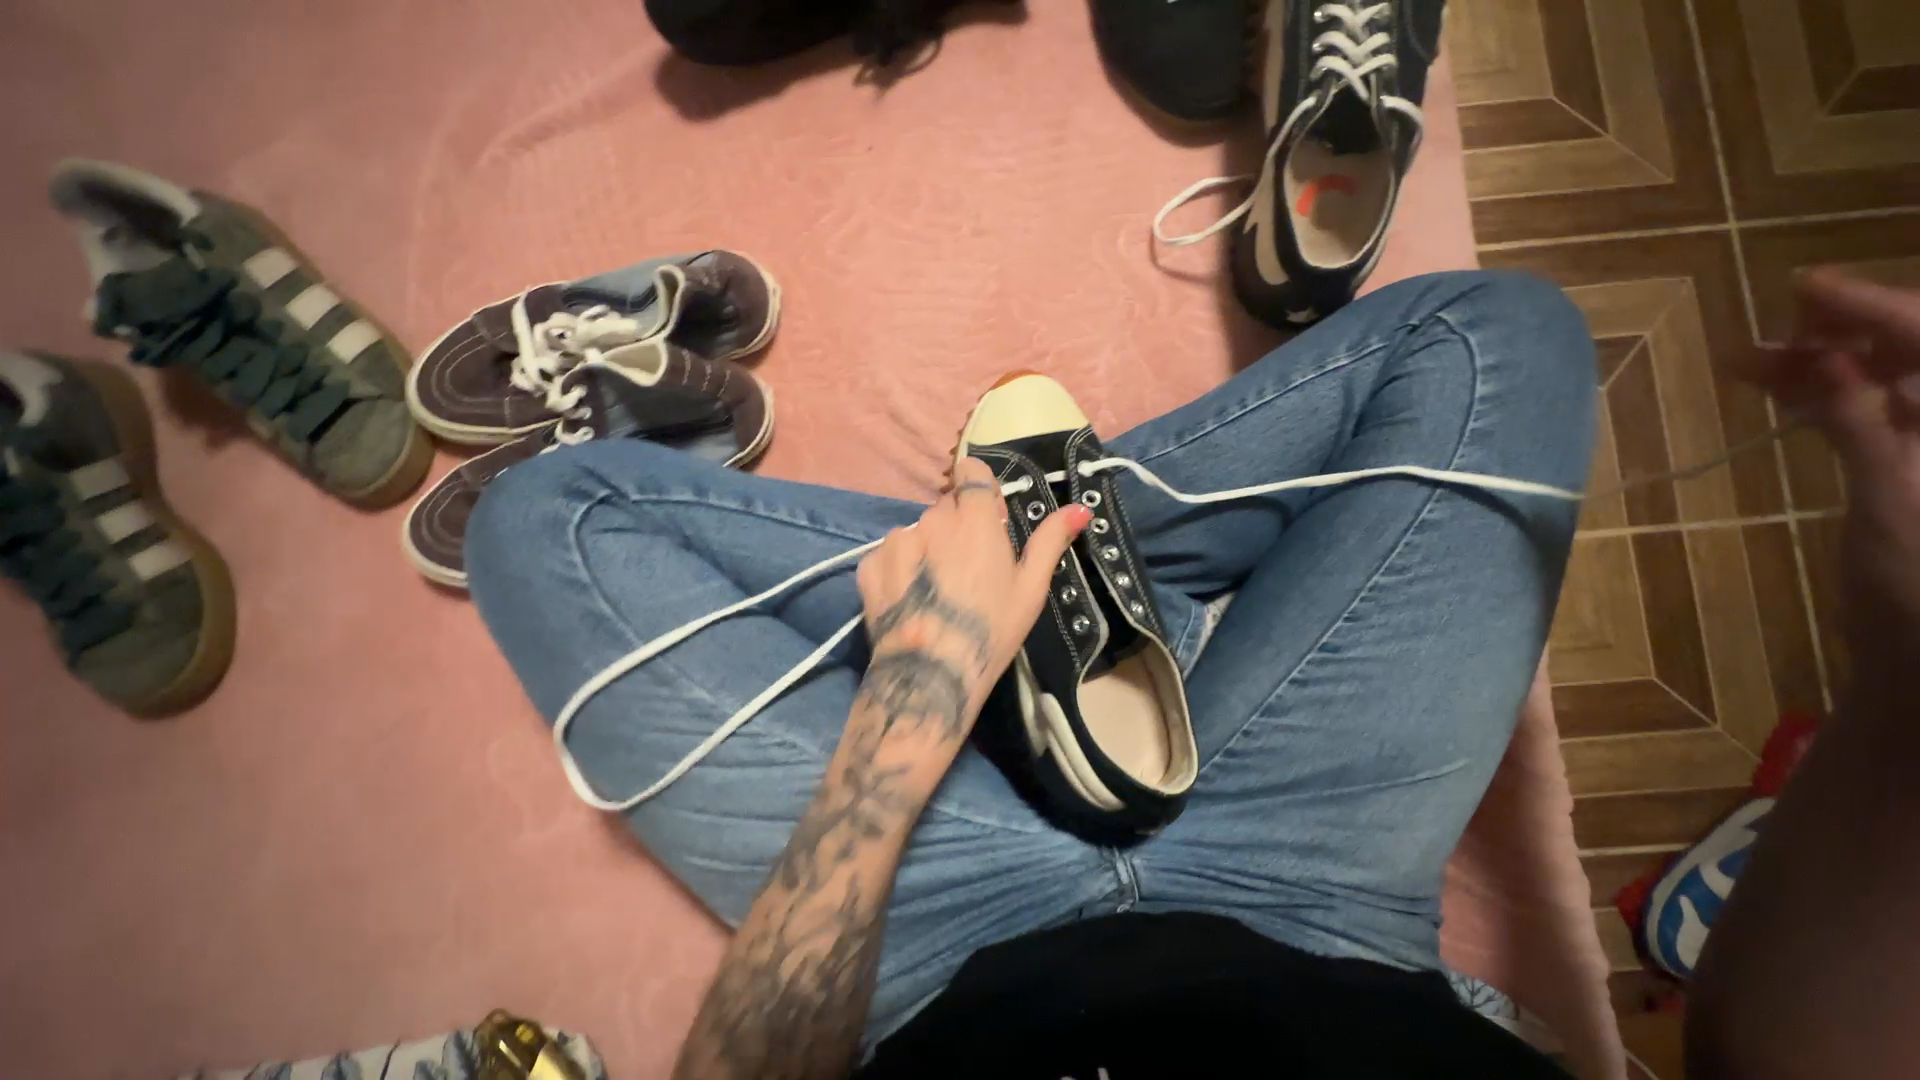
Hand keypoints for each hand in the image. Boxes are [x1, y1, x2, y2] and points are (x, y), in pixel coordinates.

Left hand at [853, 457, 1091, 747]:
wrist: (930, 672)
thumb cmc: (990, 630)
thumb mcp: (1030, 588)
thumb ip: (1050, 540)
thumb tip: (1079, 508)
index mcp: (974, 519)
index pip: (971, 472)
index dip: (979, 491)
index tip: (987, 519)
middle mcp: (931, 520)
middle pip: (946, 508)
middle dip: (956, 528)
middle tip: (967, 570)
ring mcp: (896, 541)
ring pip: (916, 532)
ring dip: (926, 549)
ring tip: (936, 591)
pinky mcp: (869, 565)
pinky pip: (889, 555)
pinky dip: (899, 570)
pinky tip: (911, 600)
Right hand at [1739, 269, 1919, 657]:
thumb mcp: (1893, 505)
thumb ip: (1862, 427)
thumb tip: (1822, 358)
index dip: (1880, 309)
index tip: (1804, 287)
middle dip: (1849, 330)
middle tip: (1776, 321)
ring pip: (1888, 379)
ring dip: (1822, 364)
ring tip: (1753, 357)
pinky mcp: (1909, 466)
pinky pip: (1867, 412)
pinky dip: (1820, 396)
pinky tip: (1776, 387)